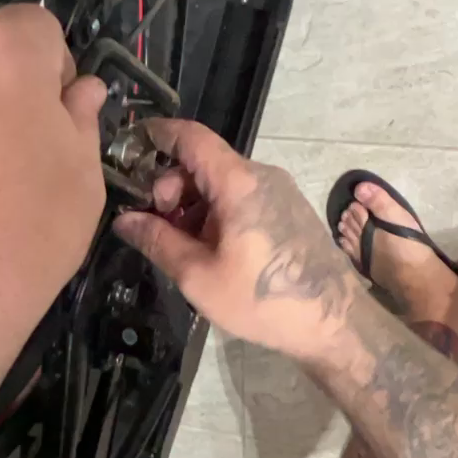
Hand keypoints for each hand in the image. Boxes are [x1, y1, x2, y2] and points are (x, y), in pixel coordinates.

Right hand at [112, 119, 359, 361]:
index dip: (156, 134)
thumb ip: (156, 241)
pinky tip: (210, 248)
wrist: (333, 322)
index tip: (130, 147)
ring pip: (221, 182)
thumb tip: (124, 219)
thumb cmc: (263, 301)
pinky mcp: (289, 208)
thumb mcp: (198, 276)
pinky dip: (216, 212)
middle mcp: (261, 175)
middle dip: (170, 187)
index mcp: (238, 182)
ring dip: (193, 204)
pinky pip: (242, 197)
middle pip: (203, 162)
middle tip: (157, 225)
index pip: (191, 137)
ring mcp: (280, 191)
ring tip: (182, 245)